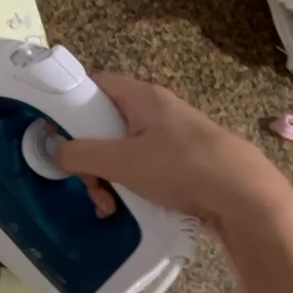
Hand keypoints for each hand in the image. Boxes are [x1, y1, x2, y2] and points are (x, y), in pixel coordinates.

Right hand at [56, 73, 292, 233]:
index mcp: (141, 98)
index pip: (94, 84)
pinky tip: (121, 207)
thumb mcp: (120, 162)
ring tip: (106, 204)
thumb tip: (55, 151)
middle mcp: (153, 111)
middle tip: (84, 181)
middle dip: (86, 156)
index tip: (51, 129)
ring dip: (103, 178)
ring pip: (117, 150)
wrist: (240, 195)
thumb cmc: (179, 167)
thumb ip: (80, 154)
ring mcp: (166, 136)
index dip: (67, 102)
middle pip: (101, 124)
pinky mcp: (175, 160)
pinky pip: (136, 166)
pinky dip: (123, 185)